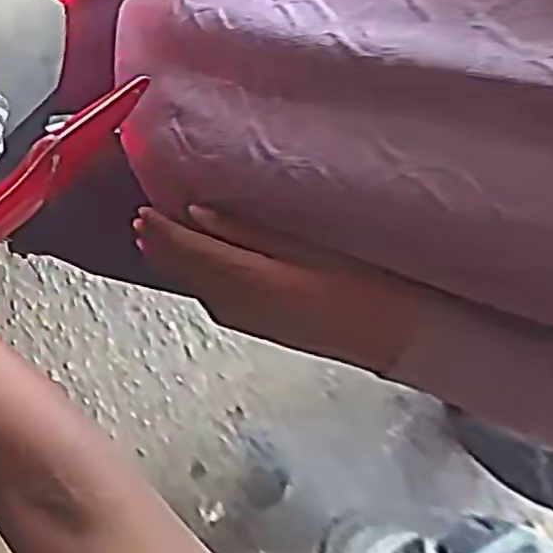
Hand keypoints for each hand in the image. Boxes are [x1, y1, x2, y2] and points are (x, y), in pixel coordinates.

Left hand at [135, 205, 421, 375]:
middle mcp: (233, 302)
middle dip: (159, 242)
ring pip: (190, 280)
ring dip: (170, 257)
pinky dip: (189, 272)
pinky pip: (205, 292)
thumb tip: (198, 212)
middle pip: (183, 266)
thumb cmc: (375, 288)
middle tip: (141, 219)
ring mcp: (240, 317)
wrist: (411, 342)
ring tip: (152, 236)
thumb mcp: (312, 248)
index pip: (188, 249)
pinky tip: (187, 262)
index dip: (163, 229)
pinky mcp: (250, 323)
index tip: (144, 210)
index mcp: (247, 279)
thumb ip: (248, 230)